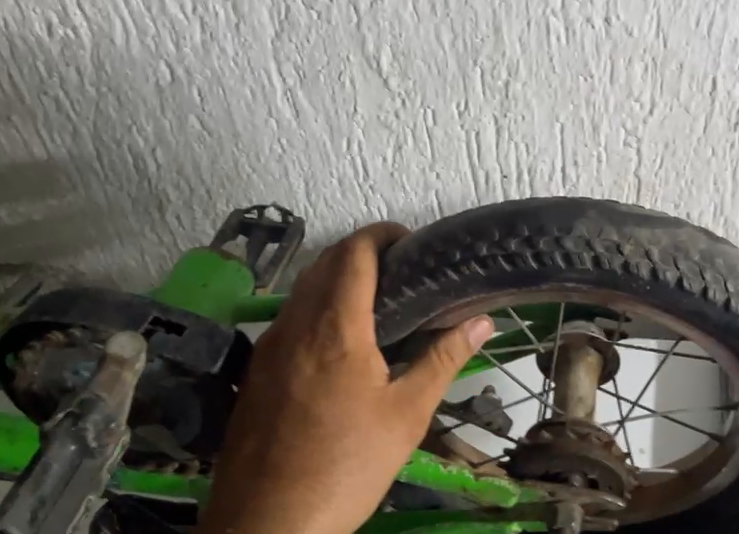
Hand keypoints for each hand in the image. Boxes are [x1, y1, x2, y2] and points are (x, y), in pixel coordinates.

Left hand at [198, 222, 495, 533]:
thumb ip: (442, 359)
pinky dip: (316, 306)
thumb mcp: (406, 416)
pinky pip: (289, 317)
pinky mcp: (255, 372)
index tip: (410, 242)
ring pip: (303, 288)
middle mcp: (296, 324)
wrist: (266, 530)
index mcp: (336, 326)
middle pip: (326, 261)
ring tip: (375, 300)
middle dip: (362, 251)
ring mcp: (269, 348)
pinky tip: (339, 341)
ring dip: (336, 277)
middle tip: (401, 269)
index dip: (382, 234)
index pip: (354, 252)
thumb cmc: (344, 468)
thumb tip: (482, 321)